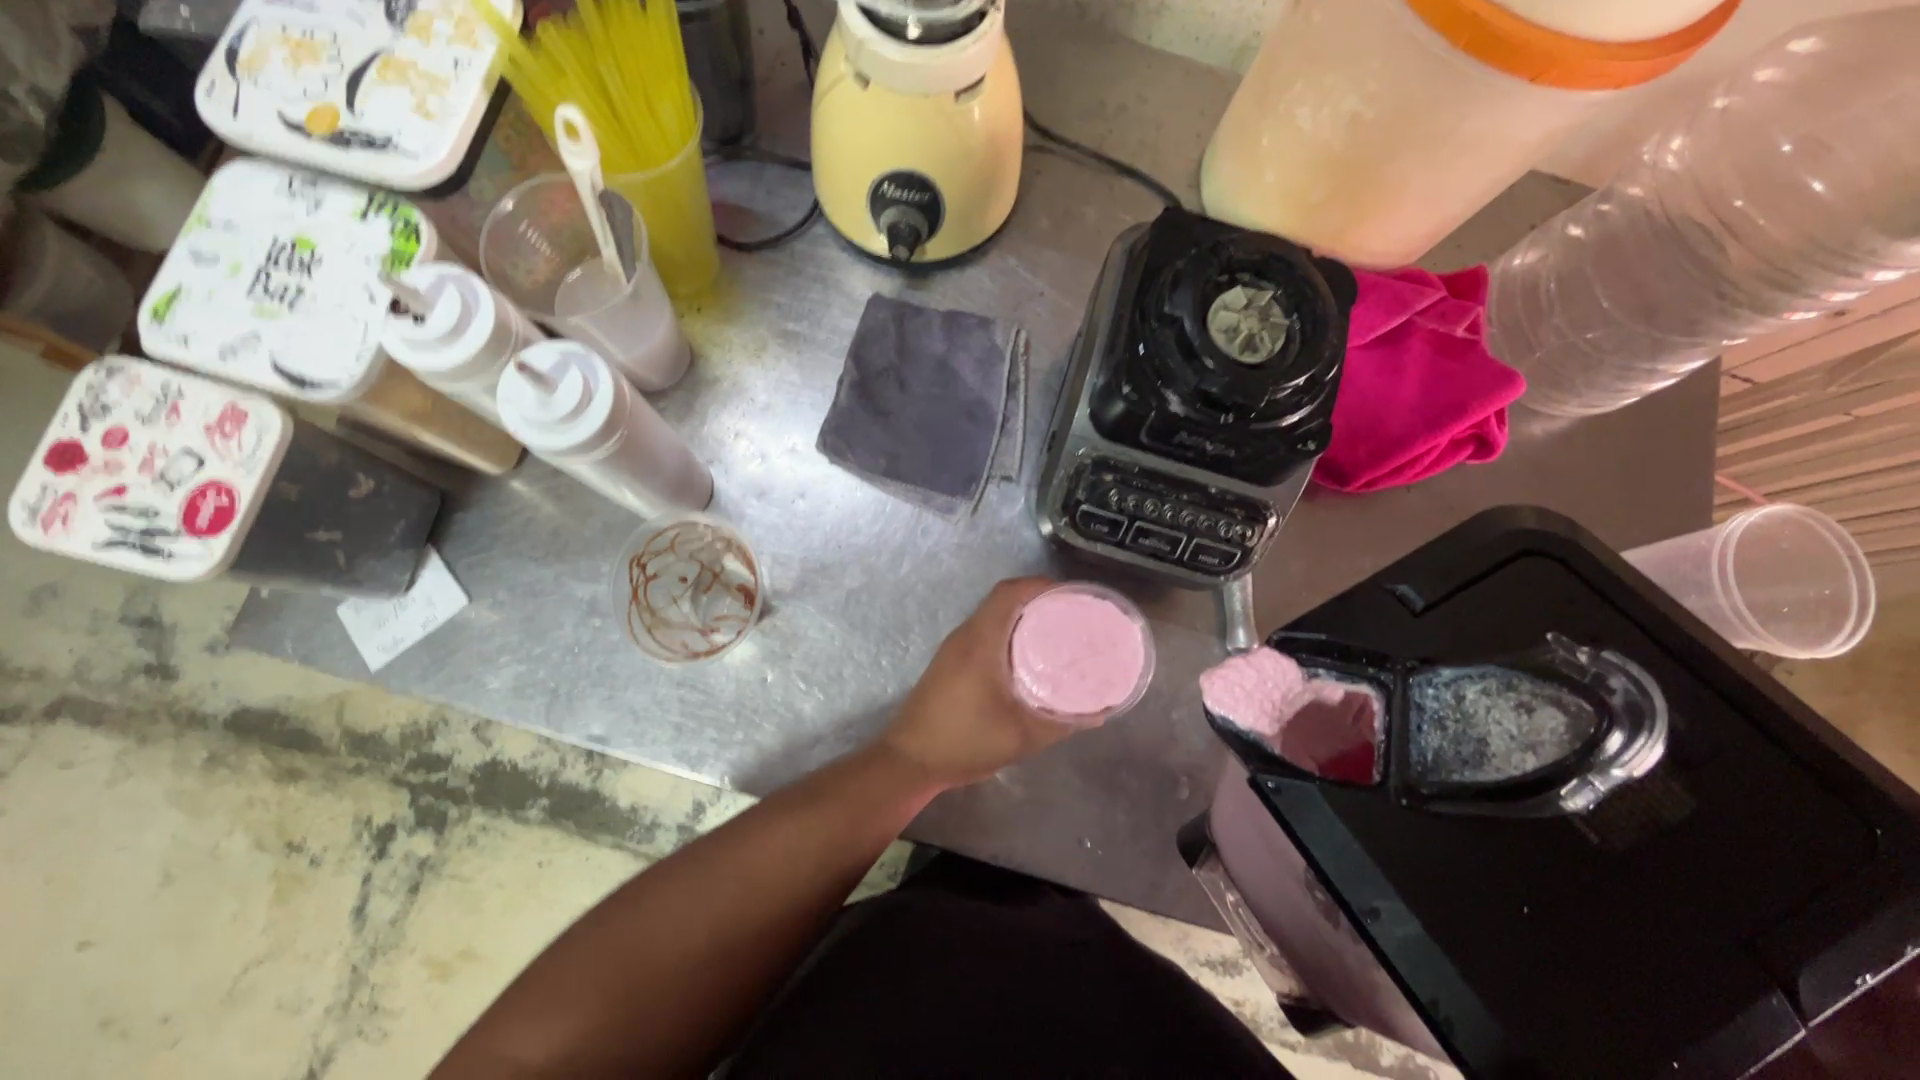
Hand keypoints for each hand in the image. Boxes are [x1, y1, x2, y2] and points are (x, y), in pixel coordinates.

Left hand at [878, 577, 1085, 791]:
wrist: (910, 761)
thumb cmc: (963, 742)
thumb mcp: (1021, 737)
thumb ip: (1060, 723)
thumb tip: (1098, 711)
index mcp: (980, 641)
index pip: (1010, 592)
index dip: (1042, 586)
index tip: (1074, 596)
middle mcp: (966, 636)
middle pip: (1005, 600)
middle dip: (1041, 602)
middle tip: (1076, 616)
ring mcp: (955, 650)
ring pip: (995, 618)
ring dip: (1025, 619)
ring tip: (1061, 634)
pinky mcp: (952, 664)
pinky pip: (987, 635)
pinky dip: (1011, 635)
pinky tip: (1032, 659)